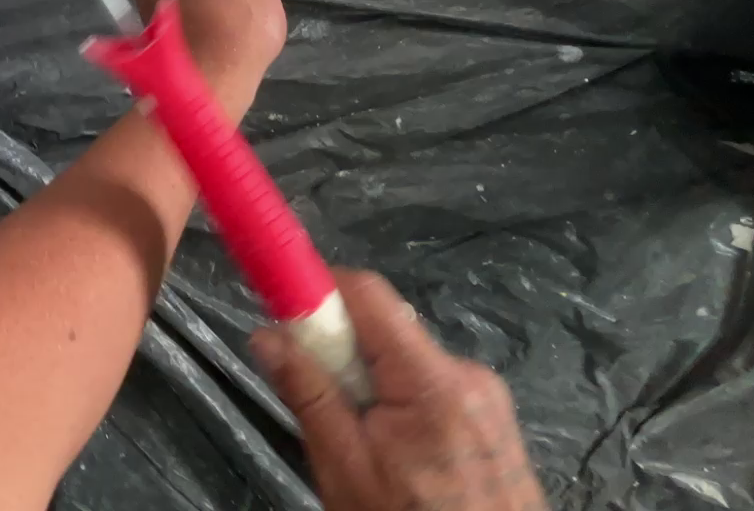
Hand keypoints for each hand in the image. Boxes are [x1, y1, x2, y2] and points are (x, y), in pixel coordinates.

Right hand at [251, 271, 547, 510]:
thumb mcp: (345, 466)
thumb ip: (307, 392)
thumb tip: (263, 334)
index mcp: (433, 381)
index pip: (367, 292)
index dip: (317, 286)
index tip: (278, 301)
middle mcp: (467, 373)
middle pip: (381, 322)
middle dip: (337, 342)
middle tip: (313, 385)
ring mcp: (485, 395)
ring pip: (399, 352)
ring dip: (364, 373)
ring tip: (355, 429)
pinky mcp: (490, 415)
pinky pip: (423, 378)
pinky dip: (392, 393)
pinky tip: (389, 442)